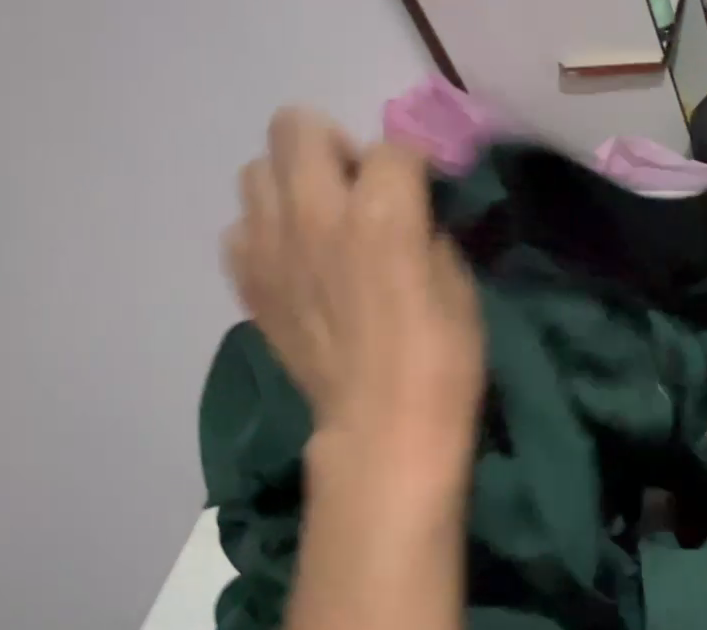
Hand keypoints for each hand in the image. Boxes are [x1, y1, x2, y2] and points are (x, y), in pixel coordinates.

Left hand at [224, 107, 482, 468]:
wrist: (385, 427)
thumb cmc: (445, 365)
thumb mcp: (462, 293)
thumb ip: (431, 238)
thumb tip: (412, 217)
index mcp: (383, 216)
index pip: (394, 150)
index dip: (417, 167)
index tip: (429, 192)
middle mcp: (314, 211)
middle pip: (300, 127)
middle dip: (337, 149)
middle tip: (363, 190)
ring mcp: (268, 240)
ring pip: (260, 168)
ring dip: (297, 185)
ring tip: (328, 226)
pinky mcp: (245, 273)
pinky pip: (244, 223)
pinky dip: (273, 231)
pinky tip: (303, 265)